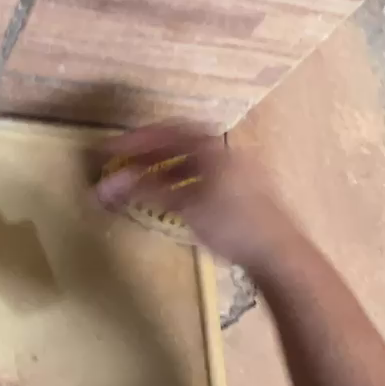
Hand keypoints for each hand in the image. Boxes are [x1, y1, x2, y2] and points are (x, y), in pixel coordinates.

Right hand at [94, 121, 301, 269]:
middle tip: (122, 163)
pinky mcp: (240, 193)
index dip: (137, 138)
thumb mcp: (185, 206)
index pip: (168, 131)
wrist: (278, 254)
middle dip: (148, 153)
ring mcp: (236, 173)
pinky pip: (202, 178)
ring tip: (139, 183)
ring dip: (163, 168)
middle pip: (180, 144)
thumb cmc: (233, 225)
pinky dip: (179, 183)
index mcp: (213, 149)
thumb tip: (106, 184)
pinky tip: (169, 200)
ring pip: (192, 163)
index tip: (112, 147)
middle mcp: (225, 154)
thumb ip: (144, 191)